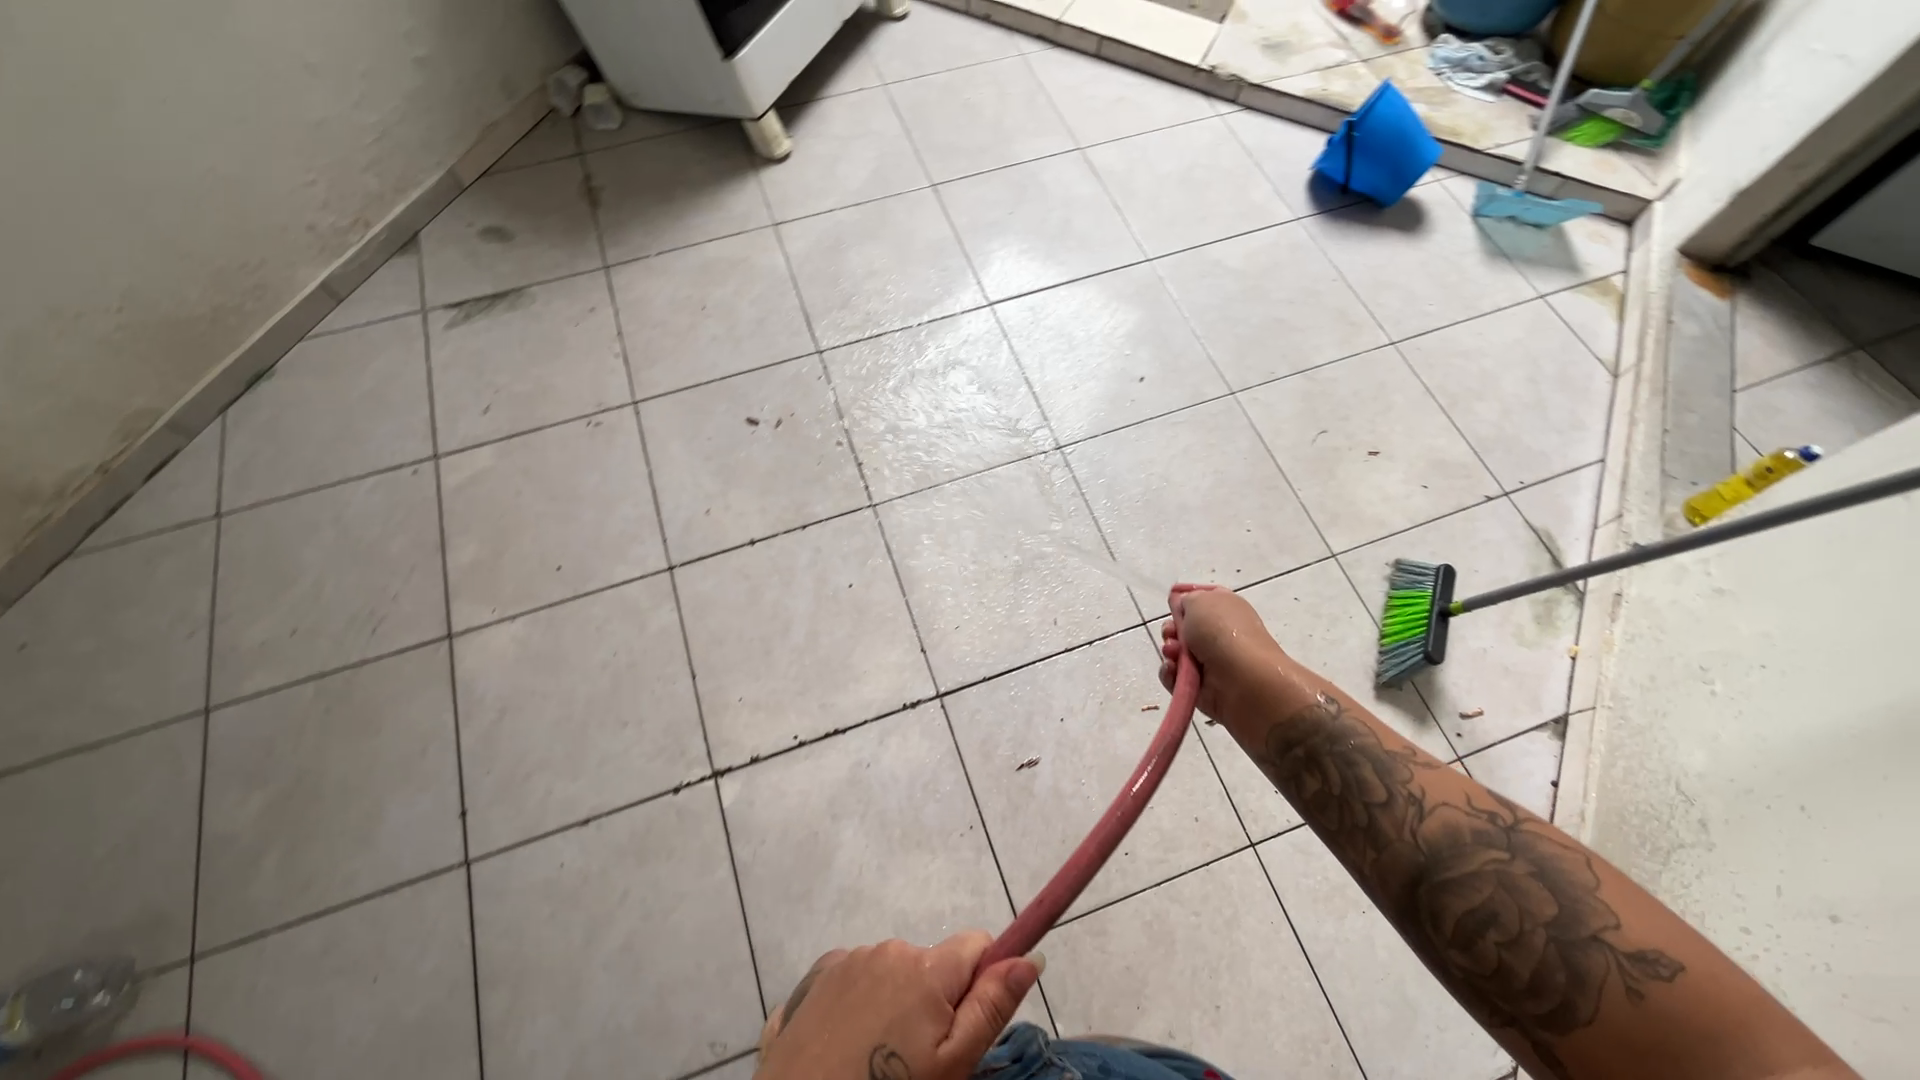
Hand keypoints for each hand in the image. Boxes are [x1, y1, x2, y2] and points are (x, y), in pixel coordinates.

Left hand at [756, 932, 1041, 1079]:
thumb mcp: (953, 1063)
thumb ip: (991, 1006)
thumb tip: (1030, 958)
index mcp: (926, 967)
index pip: (978, 944)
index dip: (982, 979)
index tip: (967, 1020)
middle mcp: (889, 949)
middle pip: (933, 963)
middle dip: (934, 999)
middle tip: (918, 1055)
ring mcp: (848, 959)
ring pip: (894, 972)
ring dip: (895, 1002)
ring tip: (876, 1055)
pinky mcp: (817, 975)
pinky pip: (857, 976)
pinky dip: (860, 1002)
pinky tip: (848, 1042)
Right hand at [1159, 584, 1287, 720]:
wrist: (1242, 680)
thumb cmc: (1222, 632)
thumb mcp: (1199, 601)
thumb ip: (1186, 599)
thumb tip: (1183, 607)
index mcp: (1226, 608)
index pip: (1202, 599)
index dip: (1185, 599)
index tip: (1172, 602)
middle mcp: (1220, 634)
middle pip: (1184, 628)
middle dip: (1171, 630)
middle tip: (1171, 633)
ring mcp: (1212, 662)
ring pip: (1177, 654)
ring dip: (1170, 651)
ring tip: (1174, 654)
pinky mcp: (1202, 687)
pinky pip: (1176, 678)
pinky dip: (1170, 674)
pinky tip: (1173, 670)